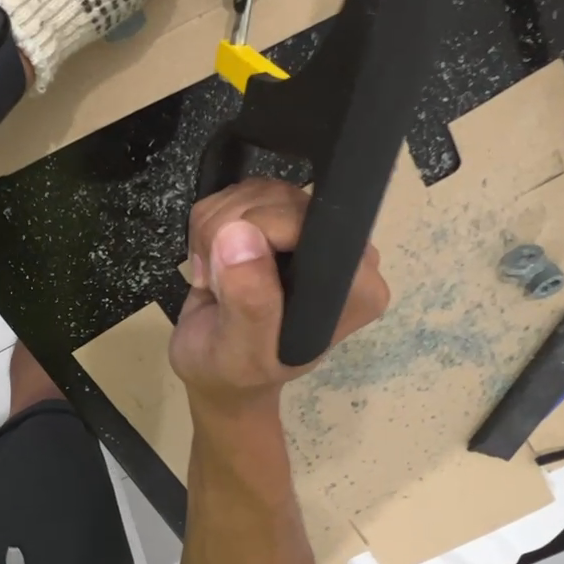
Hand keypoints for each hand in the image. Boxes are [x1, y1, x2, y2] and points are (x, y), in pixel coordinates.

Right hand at [170, 179, 389, 412]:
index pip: (310, 222)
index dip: (260, 233)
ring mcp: (310, 233)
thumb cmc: (231, 371)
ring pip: (254, 191)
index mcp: (354, 287)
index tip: (231, 282)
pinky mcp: (280, 221)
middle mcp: (342, 254)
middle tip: (214, 282)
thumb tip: (240, 234)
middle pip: (279, 198)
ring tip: (213, 276)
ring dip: (214, 229)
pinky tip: (212, 261)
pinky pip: (238, 193)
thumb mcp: (239, 352)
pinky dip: (210, 223)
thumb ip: (249, 301)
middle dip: (227, 233)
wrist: (212, 371)